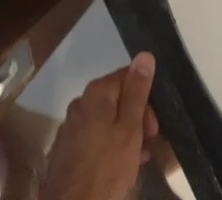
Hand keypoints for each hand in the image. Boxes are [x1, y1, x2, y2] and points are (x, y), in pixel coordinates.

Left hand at [38, 53, 158, 199]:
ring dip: (125, 134)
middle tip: (149, 142)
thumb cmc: (106, 167)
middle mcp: (79, 103)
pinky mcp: (67, 149)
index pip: (128, 76)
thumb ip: (137, 91)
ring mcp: (70, 127)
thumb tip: (144, 55)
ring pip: (106, 120)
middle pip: (116, 98)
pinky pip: (95, 138)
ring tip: (138, 157)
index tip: (154, 124)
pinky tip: (119, 165)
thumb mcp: (130, 128)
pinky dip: (110, 146)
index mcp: (95, 93)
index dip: (146, 96)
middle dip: (137, 116)